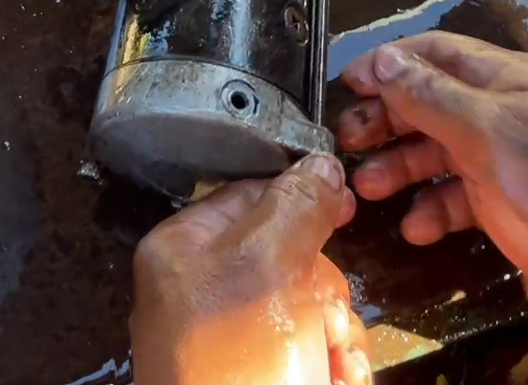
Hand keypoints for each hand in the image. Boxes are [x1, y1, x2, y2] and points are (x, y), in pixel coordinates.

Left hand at [130, 154, 369, 384]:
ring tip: (333, 359)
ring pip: (311, 302)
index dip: (298, 198)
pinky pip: (317, 347)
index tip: (344, 203)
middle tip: (324, 314)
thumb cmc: (237, 363)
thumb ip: (295, 208)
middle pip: (288, 251)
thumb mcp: (264, 268)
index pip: (249, 195)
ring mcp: (239, 338)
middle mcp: (206, 288)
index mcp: (184, 249)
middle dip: (321, 283)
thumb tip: (324, 163)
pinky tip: (338, 377)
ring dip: (336, 328)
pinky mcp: (271, 374)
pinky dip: (337, 362)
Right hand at [335, 32, 527, 381]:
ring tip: (367, 188)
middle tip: (347, 140)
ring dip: (402, 166)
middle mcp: (512, 117)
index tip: (346, 84)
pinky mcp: (519, 215)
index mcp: (512, 82)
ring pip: (443, 152)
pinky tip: (417, 227)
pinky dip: (435, 208)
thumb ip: (430, 93)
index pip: (437, 53)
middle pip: (434, 101)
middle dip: (388, 118)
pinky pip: (463, 199)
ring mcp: (517, 168)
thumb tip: (384, 60)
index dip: (388, 63)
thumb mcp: (490, 134)